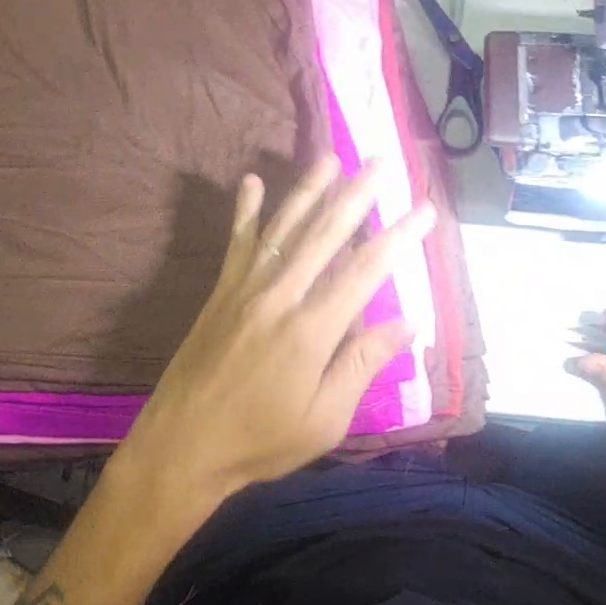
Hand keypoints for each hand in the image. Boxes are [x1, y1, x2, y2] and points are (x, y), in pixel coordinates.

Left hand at [118, 157, 434, 506]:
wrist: (181, 447)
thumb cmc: (260, 442)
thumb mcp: (325, 419)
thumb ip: (362, 365)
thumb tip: (406, 323)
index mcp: (312, 330)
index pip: (367, 271)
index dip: (399, 236)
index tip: (424, 208)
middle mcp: (280, 297)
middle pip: (326, 234)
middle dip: (356, 196)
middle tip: (380, 162)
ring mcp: (245, 291)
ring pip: (283, 229)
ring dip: (308, 190)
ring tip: (331, 158)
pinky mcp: (220, 294)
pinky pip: (237, 243)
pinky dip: (246, 211)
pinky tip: (252, 182)